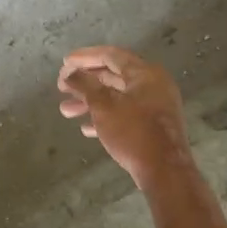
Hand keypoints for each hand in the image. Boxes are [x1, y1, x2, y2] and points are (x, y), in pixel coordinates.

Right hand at [57, 46, 194, 185]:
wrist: (164, 171)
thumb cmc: (133, 132)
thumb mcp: (103, 105)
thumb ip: (84, 84)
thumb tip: (69, 73)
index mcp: (145, 74)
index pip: (111, 55)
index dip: (84, 57)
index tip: (64, 63)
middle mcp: (153, 85)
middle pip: (112, 76)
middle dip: (84, 82)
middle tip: (61, 87)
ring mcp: (154, 107)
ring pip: (116, 97)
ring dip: (89, 102)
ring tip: (65, 110)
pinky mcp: (152, 126)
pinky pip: (124, 113)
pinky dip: (104, 116)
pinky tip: (85, 127)